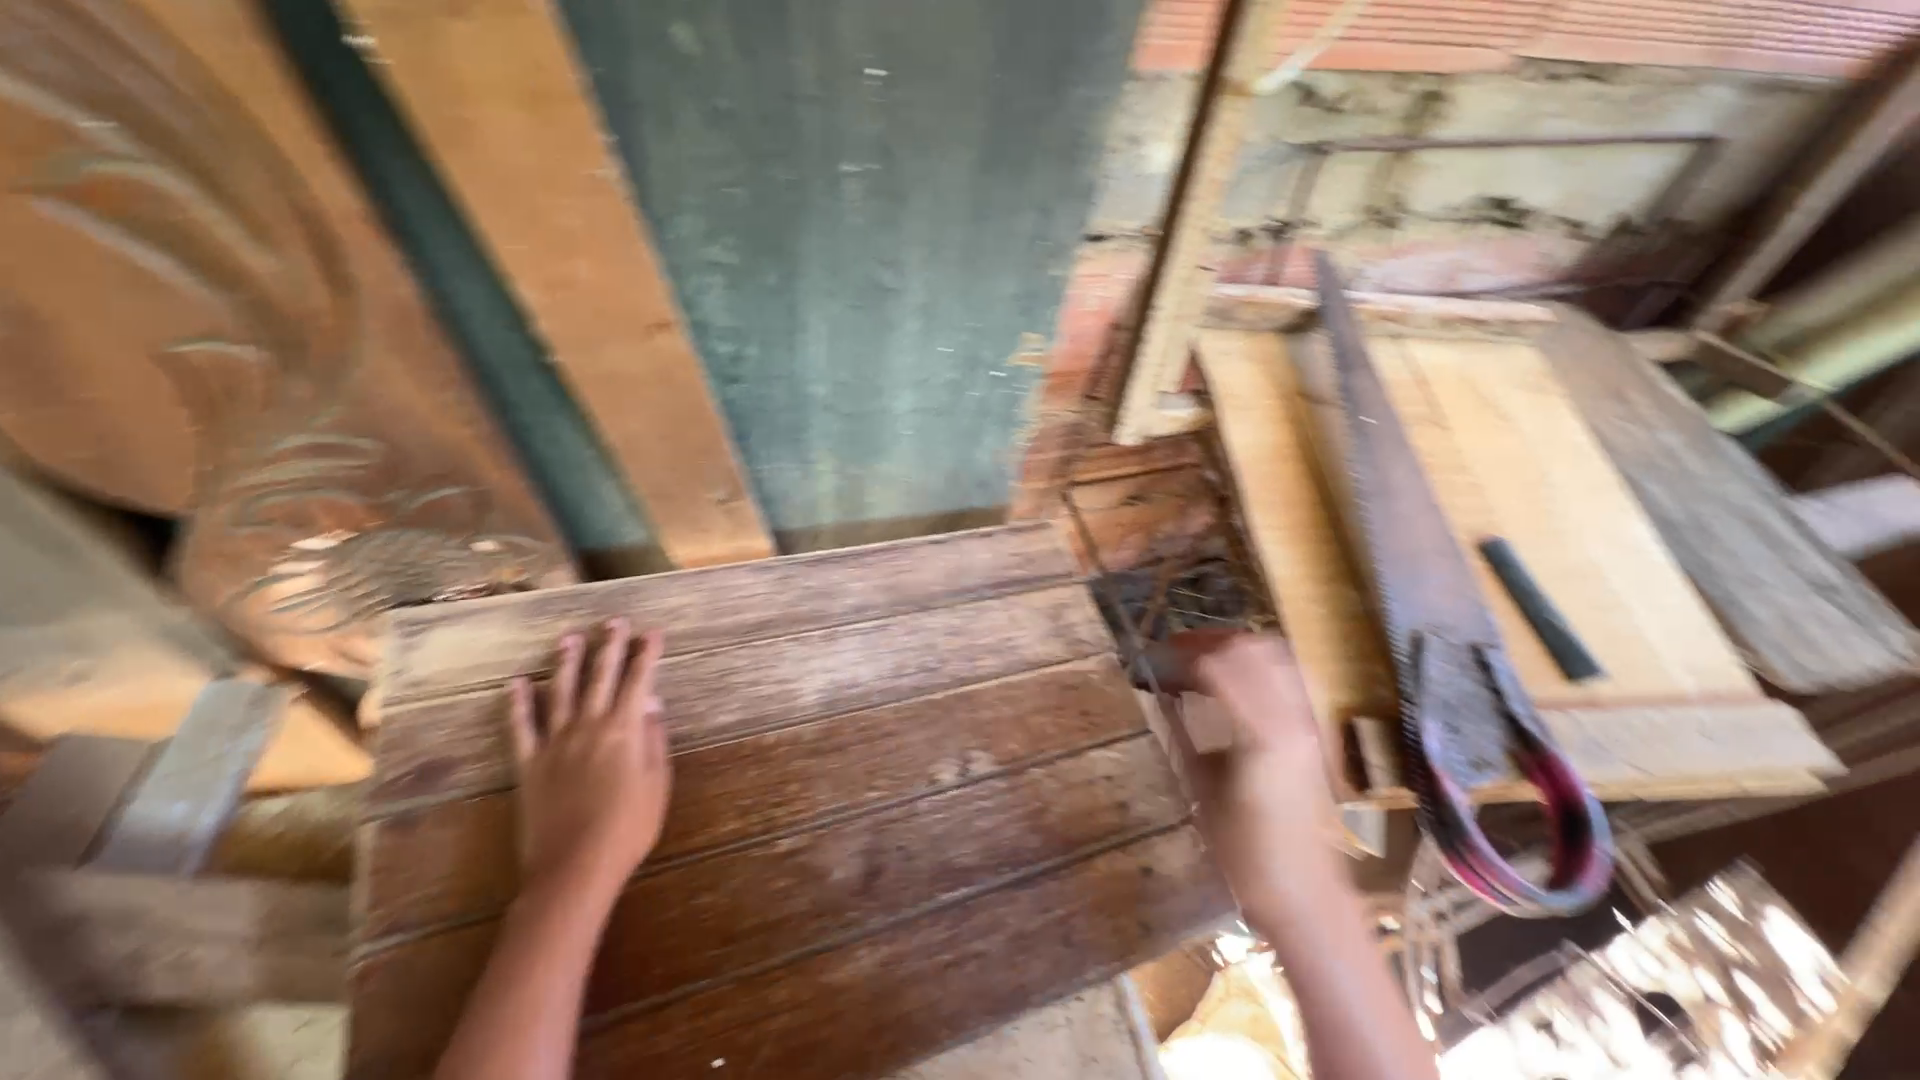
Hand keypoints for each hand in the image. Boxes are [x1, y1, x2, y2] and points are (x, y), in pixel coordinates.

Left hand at [507, 619, 672, 899]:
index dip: (647, 655)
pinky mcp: (528, 763)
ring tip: (569, 636)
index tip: (653, 633)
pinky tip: (517, 683)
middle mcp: (588, 726)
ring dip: (566, 662)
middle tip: (614, 622)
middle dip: (610, 646)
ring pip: (561, 691)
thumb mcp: (657, 783)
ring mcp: (554, 743)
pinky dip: (518, 703)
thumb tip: (651, 701)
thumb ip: (653, 739)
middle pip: (600, 676)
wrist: (575, 866)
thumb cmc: (628, 828)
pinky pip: (520, 726)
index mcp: (624, 730)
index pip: (638, 681)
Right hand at [1167, 632, 1345, 917]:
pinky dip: (1257, 665)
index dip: (1178, 654)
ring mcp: (1310, 722)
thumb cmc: (1245, 854)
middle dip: (1205, 641)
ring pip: (1275, 654)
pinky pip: (1287, 676)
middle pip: (1250, 646)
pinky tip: (1234, 681)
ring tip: (1198, 660)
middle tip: (1170, 654)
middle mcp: (1293, 716)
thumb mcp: (1201, 790)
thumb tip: (1161, 694)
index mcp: (1261, 732)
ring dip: (1233, 647)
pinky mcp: (1315, 732)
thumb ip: (1182, 732)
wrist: (1304, 893)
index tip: (1148, 660)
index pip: (1217, 664)